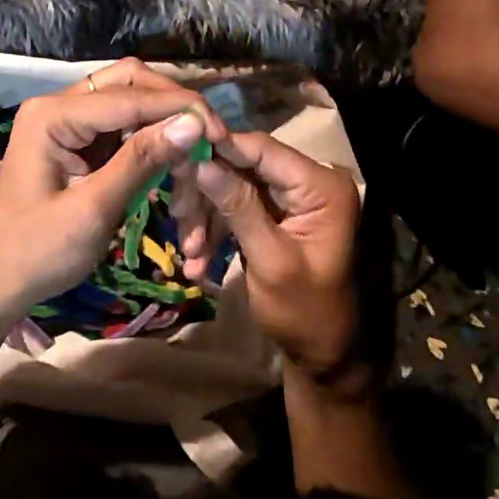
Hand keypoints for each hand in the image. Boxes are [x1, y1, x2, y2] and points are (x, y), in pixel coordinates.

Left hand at [0, 59, 225, 317]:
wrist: (0, 282)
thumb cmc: (39, 253)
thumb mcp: (94, 209)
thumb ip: (141, 161)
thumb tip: (193, 122)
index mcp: (51, 116)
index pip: (128, 96)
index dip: (178, 109)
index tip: (219, 132)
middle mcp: (57, 105)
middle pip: (129, 82)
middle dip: (172, 103)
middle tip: (211, 133)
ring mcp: (65, 120)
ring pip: (128, 97)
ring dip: (163, 115)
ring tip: (197, 141)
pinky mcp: (76, 139)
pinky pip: (121, 122)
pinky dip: (149, 132)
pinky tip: (172, 150)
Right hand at [193, 133, 362, 388]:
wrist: (321, 353)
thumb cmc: (304, 311)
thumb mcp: (270, 260)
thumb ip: (238, 207)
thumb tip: (200, 163)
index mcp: (322, 186)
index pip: (263, 150)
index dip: (219, 146)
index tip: (177, 149)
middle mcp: (309, 181)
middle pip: (243, 165)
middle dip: (207, 191)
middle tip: (178, 215)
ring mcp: (291, 197)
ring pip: (233, 185)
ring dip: (206, 214)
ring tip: (189, 251)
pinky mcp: (274, 212)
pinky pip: (236, 205)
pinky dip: (214, 228)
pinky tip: (196, 259)